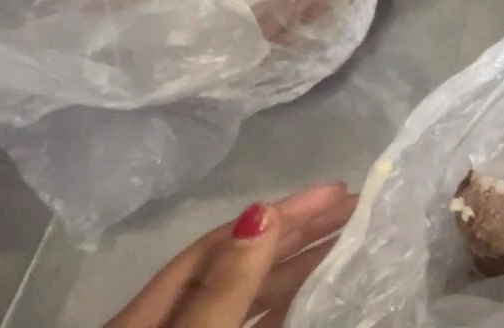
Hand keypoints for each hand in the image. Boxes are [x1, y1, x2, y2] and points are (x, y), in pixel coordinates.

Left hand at [106, 183, 356, 327]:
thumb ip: (226, 284)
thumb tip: (263, 209)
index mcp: (147, 311)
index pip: (221, 242)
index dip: (281, 211)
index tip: (338, 189)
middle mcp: (168, 317)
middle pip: (238, 261)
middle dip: (298, 228)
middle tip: (356, 203)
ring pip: (250, 289)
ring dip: (300, 260)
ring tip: (350, 236)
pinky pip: (255, 315)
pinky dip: (289, 295)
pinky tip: (320, 284)